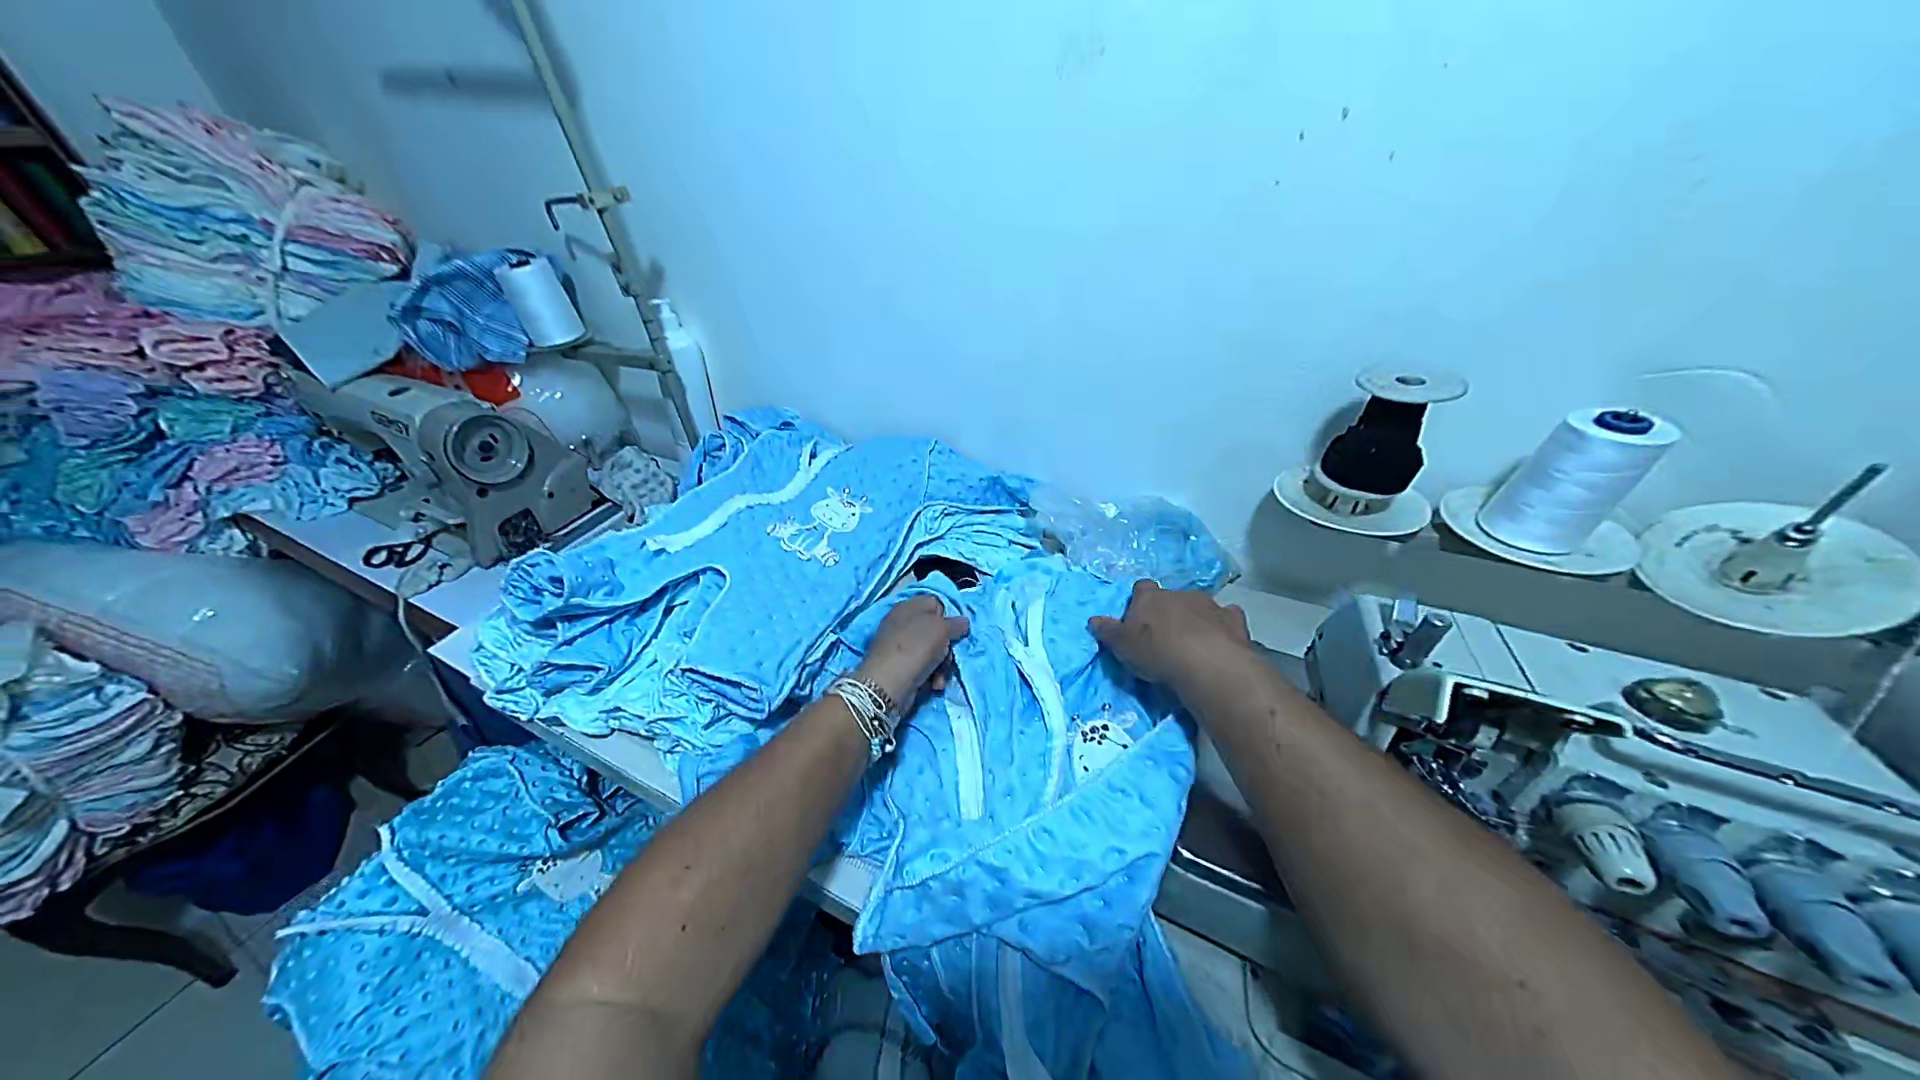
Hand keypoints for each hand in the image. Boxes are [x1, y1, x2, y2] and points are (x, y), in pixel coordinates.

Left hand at [856, 595, 969, 704]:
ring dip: (942, 666)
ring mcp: (900, 645)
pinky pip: (924, 666)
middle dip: (947, 647)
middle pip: (937, 630)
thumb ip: (955, 624)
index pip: (937, 603)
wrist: (888, 684)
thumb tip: (963, 622)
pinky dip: (931, 675)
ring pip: (933, 651)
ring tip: (939, 677)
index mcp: (910, 606)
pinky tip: (933, 684)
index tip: (954, 632)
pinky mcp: (899, 665)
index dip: (948, 617)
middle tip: (947, 656)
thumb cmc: (916, 648)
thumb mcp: (941, 629)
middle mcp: (903, 623)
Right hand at [1088, 580, 1251, 689]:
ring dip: (1196, 618)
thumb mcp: (1122, 646)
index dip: (1139, 602)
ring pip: (1200, 605)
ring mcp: (1209, 605)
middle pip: (1171, 597)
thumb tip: (1094, 619)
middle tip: (1165, 636)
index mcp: (1149, 598)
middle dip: (1169, 611)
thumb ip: (1108, 631)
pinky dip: (1223, 626)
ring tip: (1194, 643)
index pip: (1141, 589)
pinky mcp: (1233, 620)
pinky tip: (1222, 640)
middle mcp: (1179, 594)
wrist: (1206, 663)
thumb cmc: (1156, 652)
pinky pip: (1227, 617)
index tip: (1138, 619)